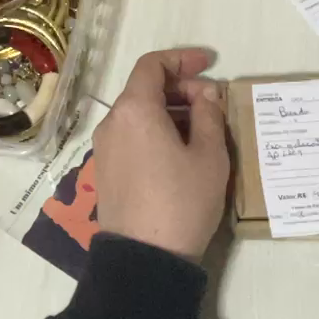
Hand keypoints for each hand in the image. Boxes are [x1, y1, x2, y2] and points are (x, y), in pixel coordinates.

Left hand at [92, 48, 231, 260]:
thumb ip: (210, 115)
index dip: (182, 58)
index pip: (152, 65)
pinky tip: (181, 149)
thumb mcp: (210, 157)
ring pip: (138, 112)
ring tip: (203, 128)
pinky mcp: (106, 169)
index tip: (209, 64)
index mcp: (135, 110)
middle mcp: (112, 121)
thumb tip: (206, 94)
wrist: (144, 259)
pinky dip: (155, 129)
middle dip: (180, 87)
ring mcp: (105, 147)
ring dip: (169, 110)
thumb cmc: (182, 202)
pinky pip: (131, 134)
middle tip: (214, 103)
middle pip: (144, 88)